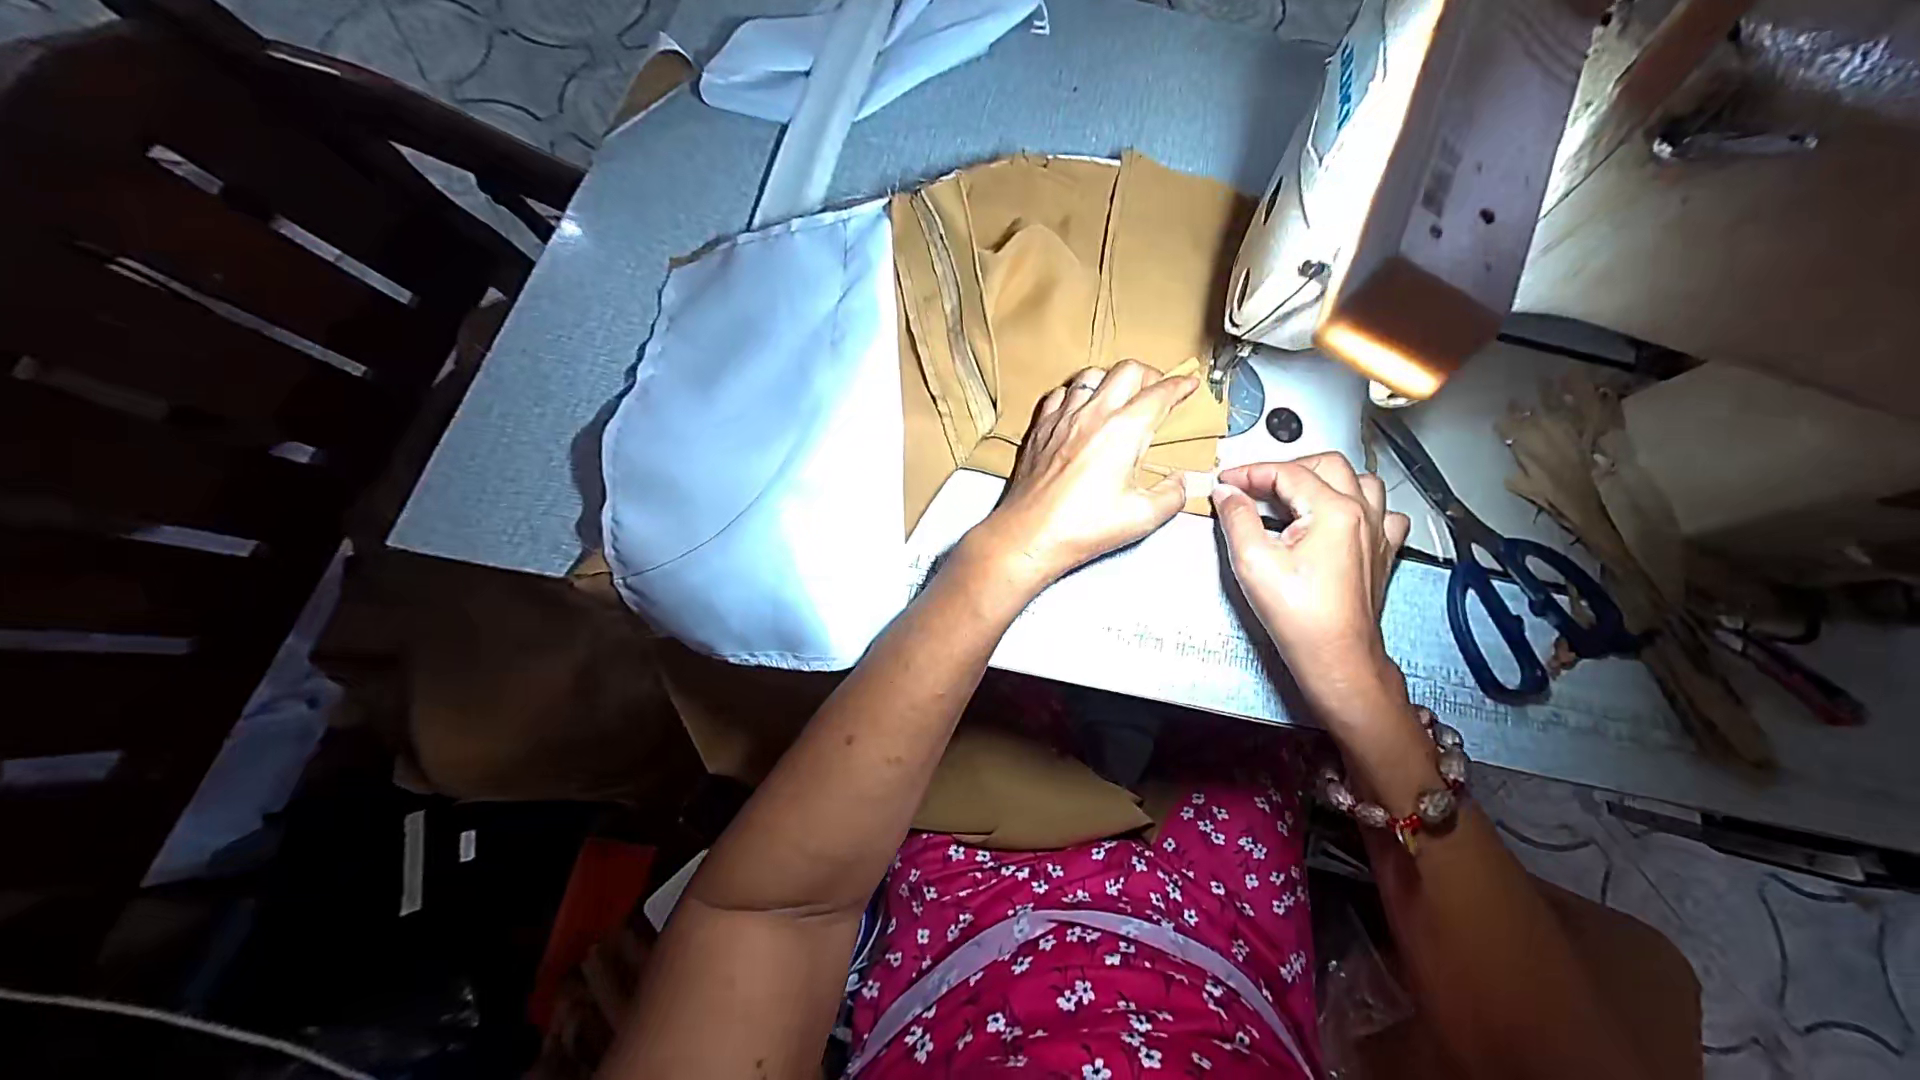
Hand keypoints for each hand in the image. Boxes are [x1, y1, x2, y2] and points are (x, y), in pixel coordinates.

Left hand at [967, 360, 1197, 592]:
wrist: (1029, 535)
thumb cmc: (1077, 528)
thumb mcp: (1142, 517)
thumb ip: (1172, 494)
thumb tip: (1179, 482)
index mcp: (1123, 431)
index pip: (1160, 393)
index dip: (1181, 385)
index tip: (1188, 385)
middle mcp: (1092, 415)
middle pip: (1127, 370)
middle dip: (1149, 375)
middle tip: (1156, 390)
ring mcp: (1062, 419)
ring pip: (1091, 376)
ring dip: (1111, 380)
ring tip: (1119, 396)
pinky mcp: (1040, 429)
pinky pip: (1060, 394)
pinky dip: (1075, 394)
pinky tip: (1079, 409)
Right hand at [1212, 453, 1411, 712]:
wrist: (1335, 656)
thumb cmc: (1302, 618)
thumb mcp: (1253, 561)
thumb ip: (1237, 518)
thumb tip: (1228, 493)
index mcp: (1334, 511)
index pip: (1286, 472)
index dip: (1250, 472)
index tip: (1228, 481)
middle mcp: (1362, 515)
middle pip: (1326, 464)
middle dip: (1286, 468)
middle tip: (1255, 483)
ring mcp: (1377, 533)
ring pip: (1359, 481)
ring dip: (1324, 479)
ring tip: (1295, 492)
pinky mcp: (1381, 552)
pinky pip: (1382, 512)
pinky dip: (1359, 504)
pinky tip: (1339, 517)